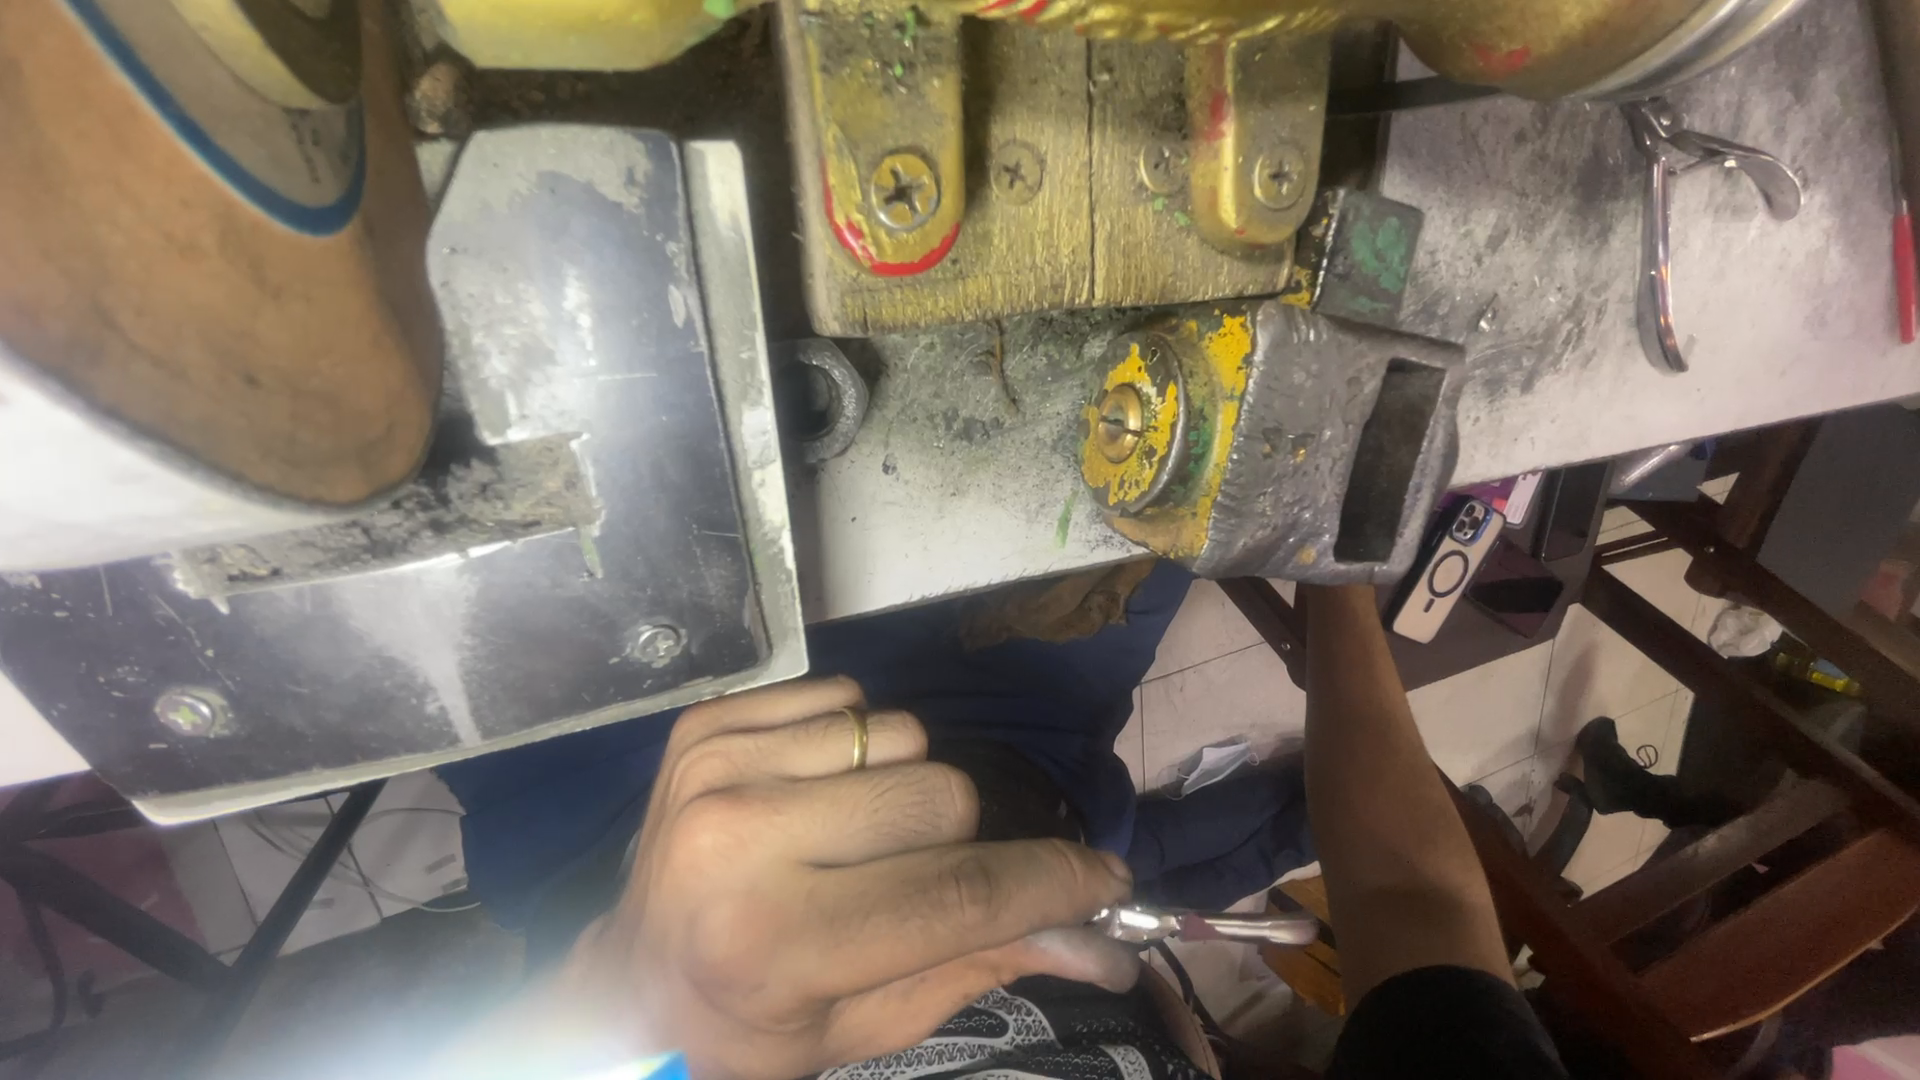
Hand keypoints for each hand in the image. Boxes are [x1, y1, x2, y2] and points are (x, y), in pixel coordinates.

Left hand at [550, 677, 1137, 1079]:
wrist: (627, 977)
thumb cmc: (751, 1019)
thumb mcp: (865, 1023)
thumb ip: (982, 962)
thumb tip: (1103, 939)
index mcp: (776, 943)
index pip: (954, 896)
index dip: (1047, 883)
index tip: (1102, 877)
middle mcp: (740, 840)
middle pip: (941, 793)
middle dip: (951, 839)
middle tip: (903, 876)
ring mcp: (718, 766)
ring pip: (902, 734)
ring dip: (899, 787)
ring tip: (844, 835)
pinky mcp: (708, 720)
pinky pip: (845, 697)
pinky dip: (850, 744)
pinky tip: (807, 792)